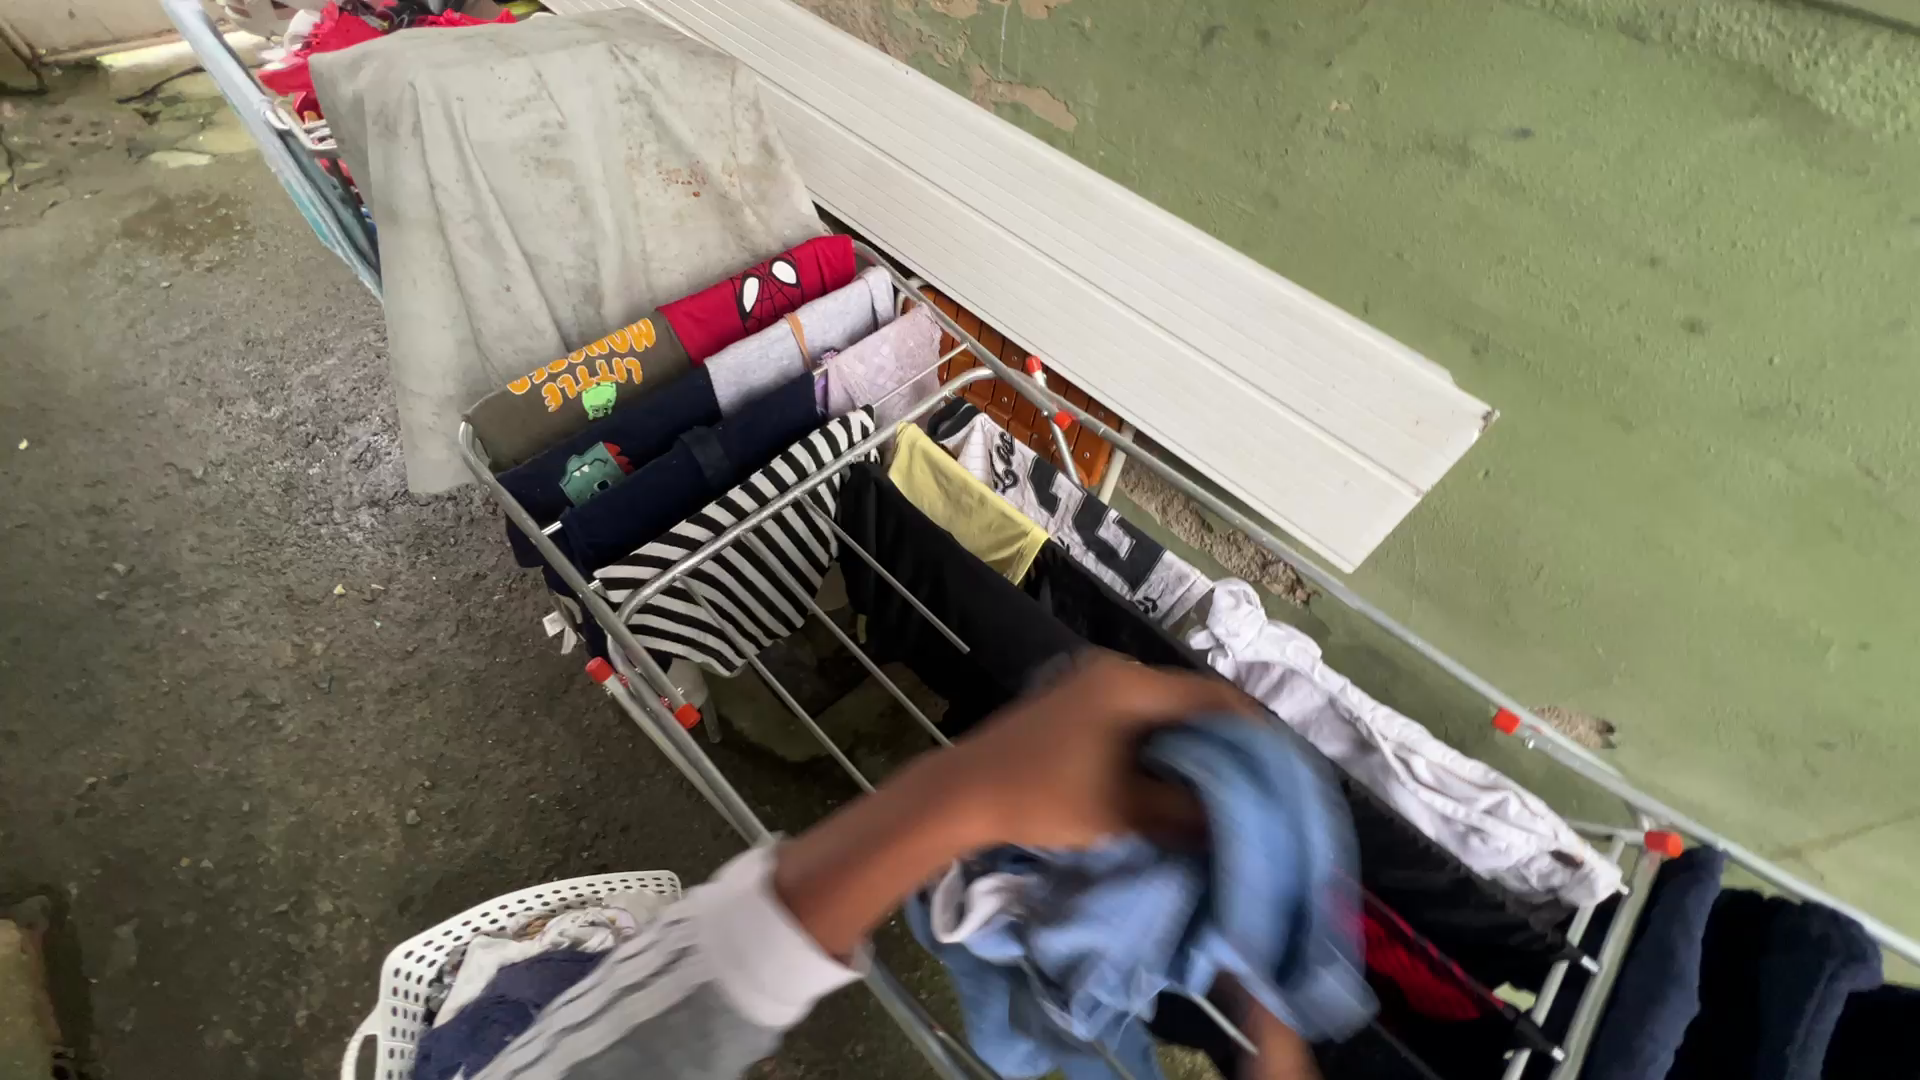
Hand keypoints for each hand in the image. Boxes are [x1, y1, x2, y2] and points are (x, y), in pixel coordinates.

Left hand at [773, 653, 1255, 958]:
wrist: (966, 790)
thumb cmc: (1044, 795)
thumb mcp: (1122, 809)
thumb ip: (1184, 809)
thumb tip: (1232, 814)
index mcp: (1128, 685)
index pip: (1210, 694)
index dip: (1251, 724)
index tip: (1279, 758)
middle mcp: (1113, 670)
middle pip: (1187, 696)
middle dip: (1222, 734)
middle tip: (1254, 774)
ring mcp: (1091, 681)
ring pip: (1161, 705)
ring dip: (1190, 737)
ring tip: (1220, 777)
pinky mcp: (1076, 699)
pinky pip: (1135, 711)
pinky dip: (1159, 737)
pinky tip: (1171, 769)